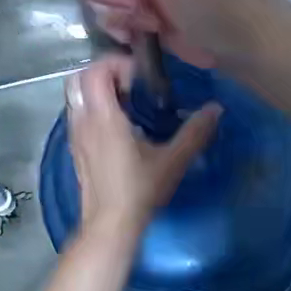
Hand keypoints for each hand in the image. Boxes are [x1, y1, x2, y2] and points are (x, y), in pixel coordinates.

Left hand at [65, 56, 220, 237]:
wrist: (109, 226)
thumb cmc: (139, 191)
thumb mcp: (172, 161)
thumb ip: (195, 132)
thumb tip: (215, 109)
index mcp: (103, 118)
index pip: (95, 71)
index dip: (116, 64)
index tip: (141, 75)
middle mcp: (83, 121)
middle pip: (79, 78)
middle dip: (104, 72)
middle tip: (131, 84)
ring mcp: (75, 135)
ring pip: (75, 96)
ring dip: (97, 90)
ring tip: (126, 103)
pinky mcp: (76, 149)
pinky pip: (77, 114)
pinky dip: (93, 108)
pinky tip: (118, 126)